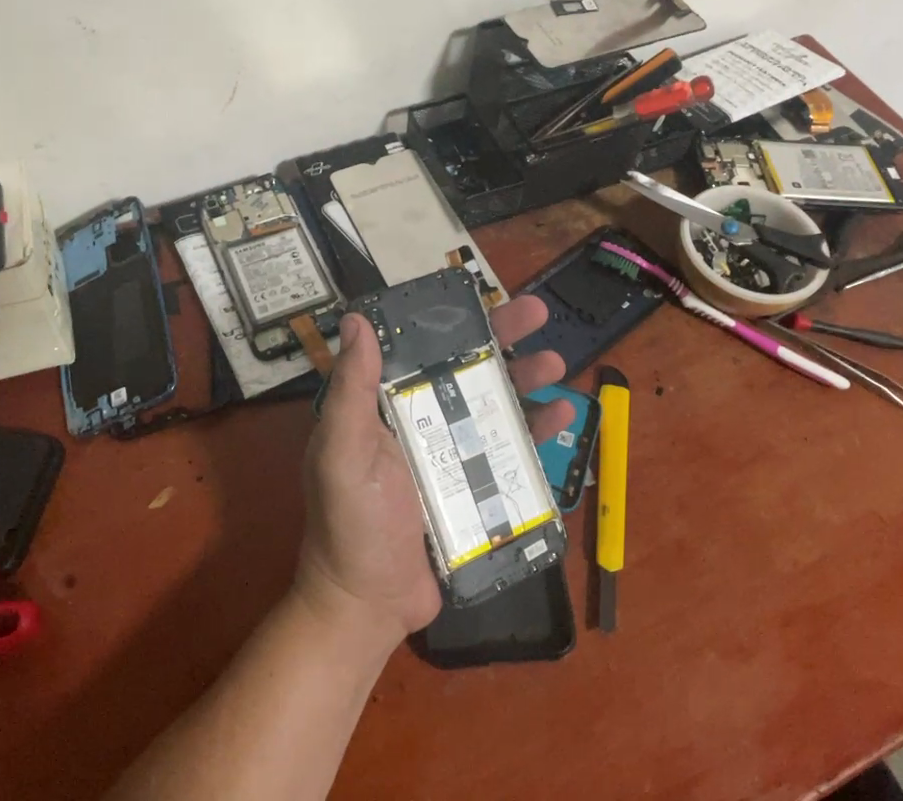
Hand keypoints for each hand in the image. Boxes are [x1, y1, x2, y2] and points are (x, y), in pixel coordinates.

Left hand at [292, 296, 574, 648]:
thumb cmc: (350, 525)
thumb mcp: (342, 453)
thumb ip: (352, 390)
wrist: (369, 605)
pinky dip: (535, 432)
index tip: (481, 298)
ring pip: (492, 406)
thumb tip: (355, 321)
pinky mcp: (475, 488)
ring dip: (524, 381)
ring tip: (556, 364)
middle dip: (501, 340)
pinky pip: (508, 452)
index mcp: (383, 408)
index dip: (451, 321)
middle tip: (539, 315)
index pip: (419, 350)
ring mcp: (449, 456)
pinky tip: (561, 416)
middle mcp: (417, 424)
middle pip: (464, 370)